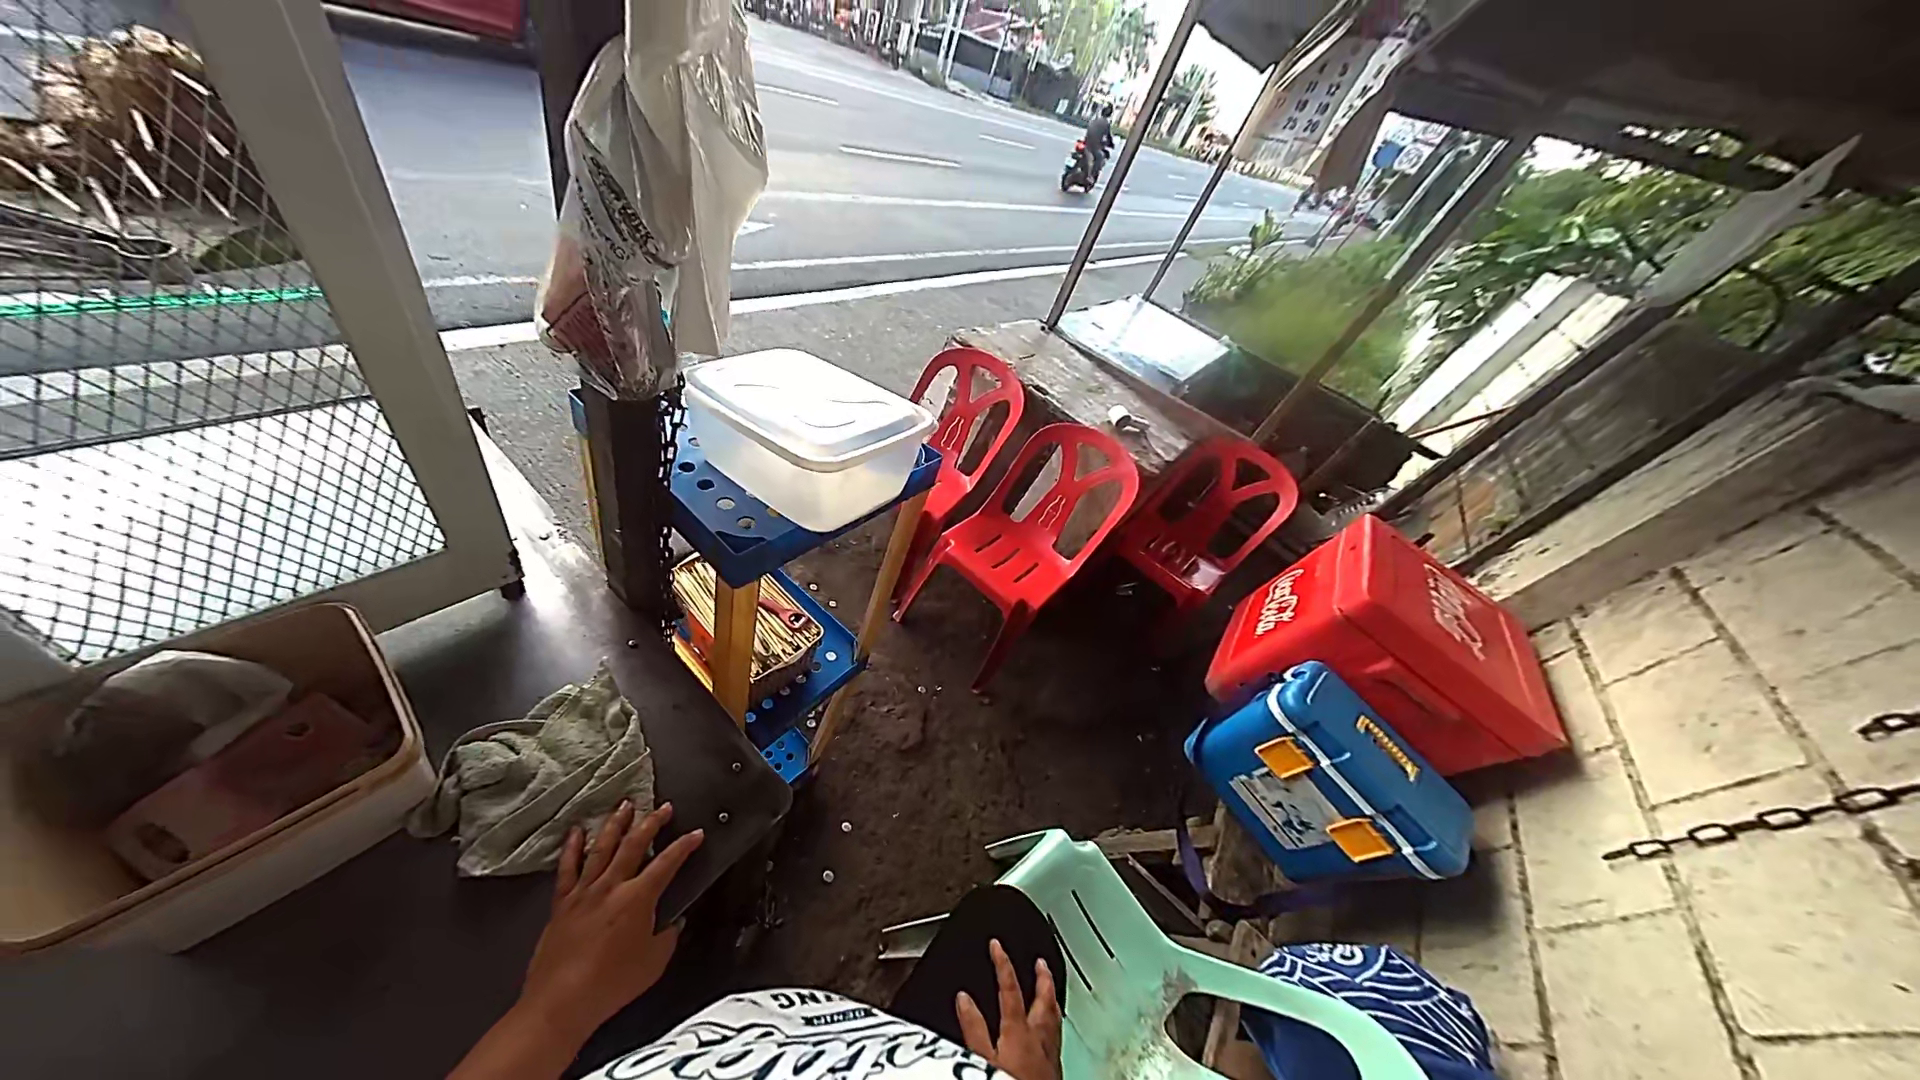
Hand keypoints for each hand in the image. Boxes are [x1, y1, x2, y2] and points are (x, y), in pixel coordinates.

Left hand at [518, 801, 704, 1040]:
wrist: (559, 1005)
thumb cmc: (611, 984)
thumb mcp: (655, 961)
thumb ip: (667, 935)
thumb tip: (672, 921)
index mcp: (638, 898)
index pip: (668, 862)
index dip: (685, 845)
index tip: (696, 833)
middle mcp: (612, 887)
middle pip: (634, 844)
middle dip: (652, 822)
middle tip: (663, 807)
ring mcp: (584, 893)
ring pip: (602, 848)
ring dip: (616, 824)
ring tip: (625, 805)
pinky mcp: (561, 905)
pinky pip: (567, 870)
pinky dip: (572, 848)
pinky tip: (576, 832)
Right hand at [955, 939, 1061, 1079]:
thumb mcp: (981, 1060)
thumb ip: (974, 1028)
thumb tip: (964, 998)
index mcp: (1018, 1031)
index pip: (1010, 987)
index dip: (1002, 963)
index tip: (997, 945)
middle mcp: (1038, 1039)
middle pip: (1043, 1000)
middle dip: (1041, 978)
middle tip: (1040, 961)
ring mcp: (1050, 1057)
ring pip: (1055, 1019)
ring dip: (1052, 999)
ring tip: (1051, 989)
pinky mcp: (1056, 1073)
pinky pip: (1057, 1038)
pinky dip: (1054, 1026)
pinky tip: (1052, 1031)